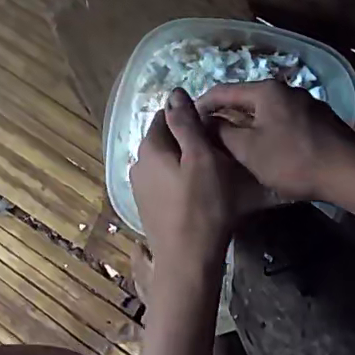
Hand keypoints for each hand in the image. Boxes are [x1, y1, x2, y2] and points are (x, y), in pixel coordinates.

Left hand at [131, 89, 247, 276]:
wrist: (187, 262)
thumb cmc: (201, 207)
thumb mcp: (201, 158)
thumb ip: (186, 124)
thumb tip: (174, 92)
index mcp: (148, 148)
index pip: (165, 116)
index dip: (189, 117)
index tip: (213, 128)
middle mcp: (137, 163)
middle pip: (164, 139)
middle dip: (187, 139)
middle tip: (218, 152)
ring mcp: (139, 187)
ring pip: (164, 161)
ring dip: (184, 161)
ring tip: (211, 173)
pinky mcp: (147, 206)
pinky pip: (164, 181)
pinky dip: (179, 180)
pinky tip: (198, 192)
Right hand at [196, 81, 354, 202]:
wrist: (350, 173)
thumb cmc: (293, 159)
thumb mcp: (247, 149)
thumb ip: (221, 133)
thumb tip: (206, 122)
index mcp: (265, 91)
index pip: (222, 91)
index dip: (201, 105)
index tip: (188, 121)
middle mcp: (285, 90)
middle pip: (245, 100)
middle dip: (224, 116)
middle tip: (208, 136)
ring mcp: (305, 104)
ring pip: (265, 112)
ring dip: (246, 126)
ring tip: (233, 145)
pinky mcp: (320, 121)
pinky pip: (282, 122)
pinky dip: (267, 132)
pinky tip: (265, 151)